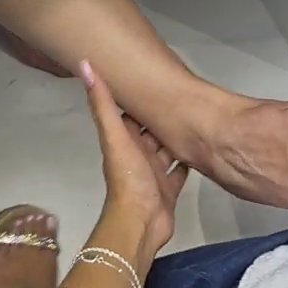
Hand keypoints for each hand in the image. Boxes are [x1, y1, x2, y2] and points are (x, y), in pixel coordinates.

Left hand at [81, 60, 187, 261]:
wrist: (141, 223)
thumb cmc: (129, 178)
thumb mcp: (115, 136)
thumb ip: (102, 103)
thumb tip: (85, 65)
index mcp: (123, 142)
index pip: (130, 114)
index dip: (140, 99)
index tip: (155, 80)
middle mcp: (137, 155)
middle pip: (151, 131)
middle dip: (163, 117)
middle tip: (185, 97)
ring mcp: (154, 173)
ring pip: (166, 150)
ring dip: (178, 138)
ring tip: (197, 118)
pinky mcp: (169, 189)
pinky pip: (180, 172)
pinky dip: (188, 162)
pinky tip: (202, 148)